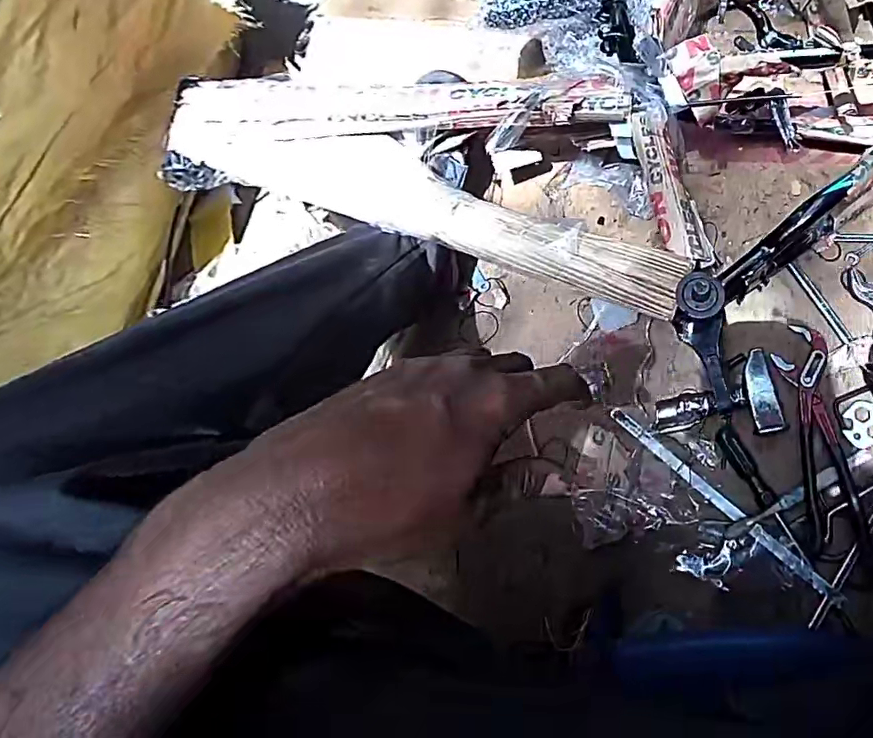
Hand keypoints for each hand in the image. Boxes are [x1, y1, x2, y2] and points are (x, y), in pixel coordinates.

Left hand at [163, 352, 588, 578]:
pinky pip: (433, 368)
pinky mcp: (383, 371)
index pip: (549, 381)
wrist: (288, 495)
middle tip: (523, 420)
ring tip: (473, 419)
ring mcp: (419, 365)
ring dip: (484, 382)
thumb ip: (514, 482)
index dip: (573, 387)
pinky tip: (424, 419)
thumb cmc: (388, 511)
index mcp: (492, 400)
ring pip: (471, 361)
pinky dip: (447, 385)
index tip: (584, 394)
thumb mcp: (462, 510)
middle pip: (512, 363)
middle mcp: (462, 369)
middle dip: (526, 384)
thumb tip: (557, 472)